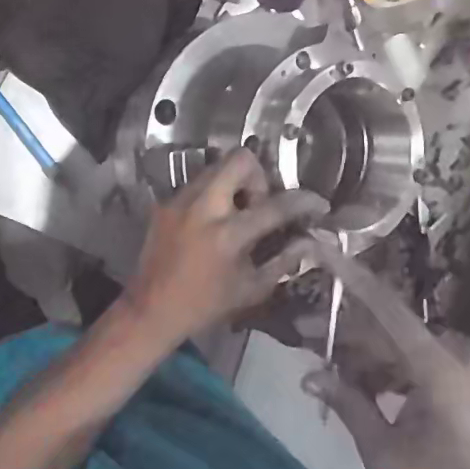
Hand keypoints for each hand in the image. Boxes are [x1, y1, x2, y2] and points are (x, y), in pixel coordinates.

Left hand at [122, 148, 326, 346]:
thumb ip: (283, 261)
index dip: (304, 201)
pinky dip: (212, 195)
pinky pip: (197, 185)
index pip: (274, 206)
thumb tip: (309, 241)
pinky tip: (212, 222)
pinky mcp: (165, 203)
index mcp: (228, 234)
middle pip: (239, 160)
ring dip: (234, 184)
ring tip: (236, 213)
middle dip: (259, 176)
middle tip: (260, 202)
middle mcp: (203, 208)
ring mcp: (180, 201)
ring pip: (216, 168)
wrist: (151, 308)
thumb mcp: (251, 289)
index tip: (317, 204)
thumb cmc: (205, 305)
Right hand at [304, 240, 469, 468]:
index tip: (322, 244)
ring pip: (407, 345)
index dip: (349, 274)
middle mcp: (459, 351)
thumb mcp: (388, 459)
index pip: (384, 306)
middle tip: (308, 338)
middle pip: (389, 328)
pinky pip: (427, 360)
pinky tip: (374, 392)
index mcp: (439, 365)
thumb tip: (309, 376)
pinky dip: (397, 369)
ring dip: (371, 356)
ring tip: (336, 376)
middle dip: (347, 333)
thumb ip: (349, 408)